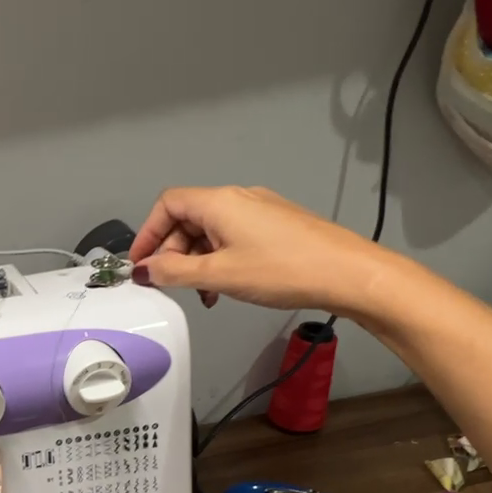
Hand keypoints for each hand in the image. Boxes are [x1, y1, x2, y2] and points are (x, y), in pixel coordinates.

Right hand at [128, 186, 409, 318]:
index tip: (140, 265)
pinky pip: (233, 237)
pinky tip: (225, 287)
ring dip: (196, 261)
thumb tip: (144, 270)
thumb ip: (174, 272)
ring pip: (210, 231)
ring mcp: (260, 210)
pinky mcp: (277, 226)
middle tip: (170, 285)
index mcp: (219, 202)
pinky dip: (219, 260)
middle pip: (187, 219)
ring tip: (202, 294)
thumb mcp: (218, 275)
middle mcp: (238, 198)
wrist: (351, 274)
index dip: (147, 233)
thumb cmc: (281, 270)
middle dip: (172, 252)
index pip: (167, 205)